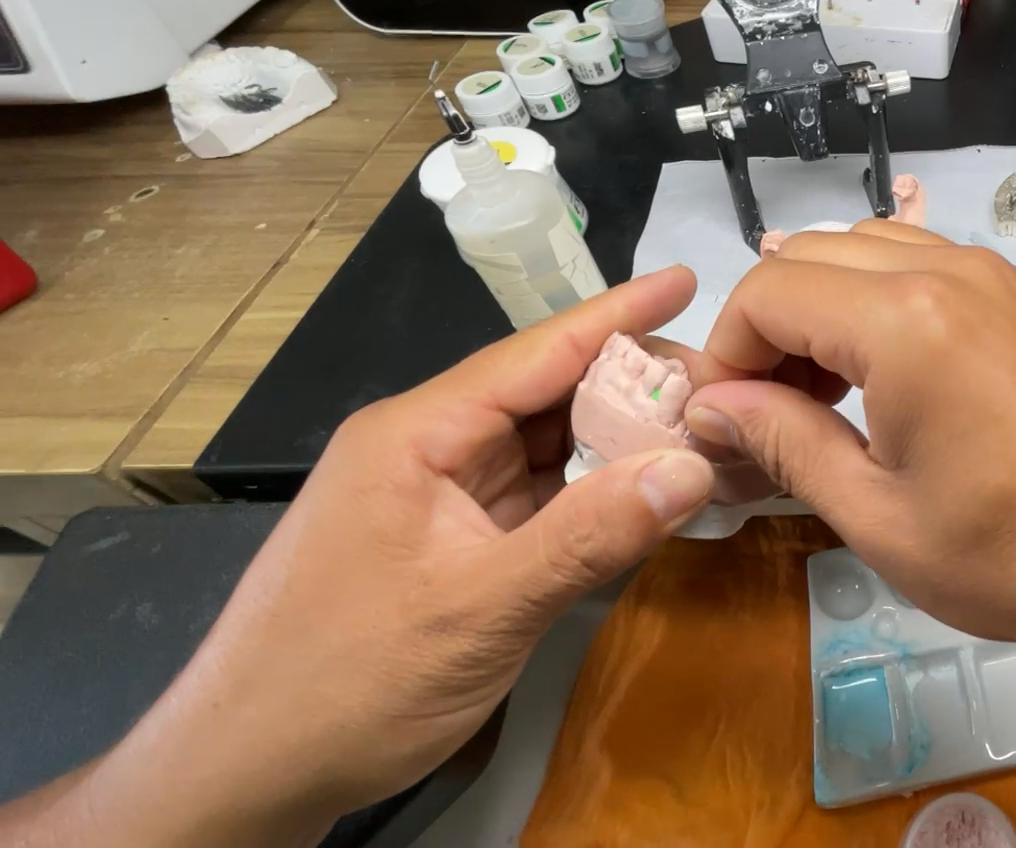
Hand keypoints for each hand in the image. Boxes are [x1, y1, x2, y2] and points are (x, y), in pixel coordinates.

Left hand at [45, 270, 716, 842]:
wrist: (245, 781)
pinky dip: (608, 485)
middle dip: (640, 381)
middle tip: (725, 383)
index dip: (618, 314)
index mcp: (421, 434)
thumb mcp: (476, 611)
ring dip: (630, 435)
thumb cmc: (342, 686)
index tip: (689, 279)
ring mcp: (456, 490)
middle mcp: (440, 445)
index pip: (538, 353)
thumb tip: (695, 468)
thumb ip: (588, 536)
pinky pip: (555, 488)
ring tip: (707, 426)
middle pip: (556, 391)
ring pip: (559, 440)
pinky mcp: (473, 532)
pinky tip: (656, 484)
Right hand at [681, 221, 1015, 655]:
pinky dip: (878, 299)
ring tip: (828, 392)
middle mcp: (950, 269)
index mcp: (908, 322)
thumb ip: (784, 441)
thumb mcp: (878, 517)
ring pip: (864, 248)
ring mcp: (994, 272)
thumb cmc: (1012, 556)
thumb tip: (712, 404)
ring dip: (823, 307)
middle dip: (769, 326)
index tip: (727, 417)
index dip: (727, 350)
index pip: (769, 291)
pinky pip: (921, 261)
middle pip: (811, 255)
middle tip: (773, 411)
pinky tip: (889, 371)